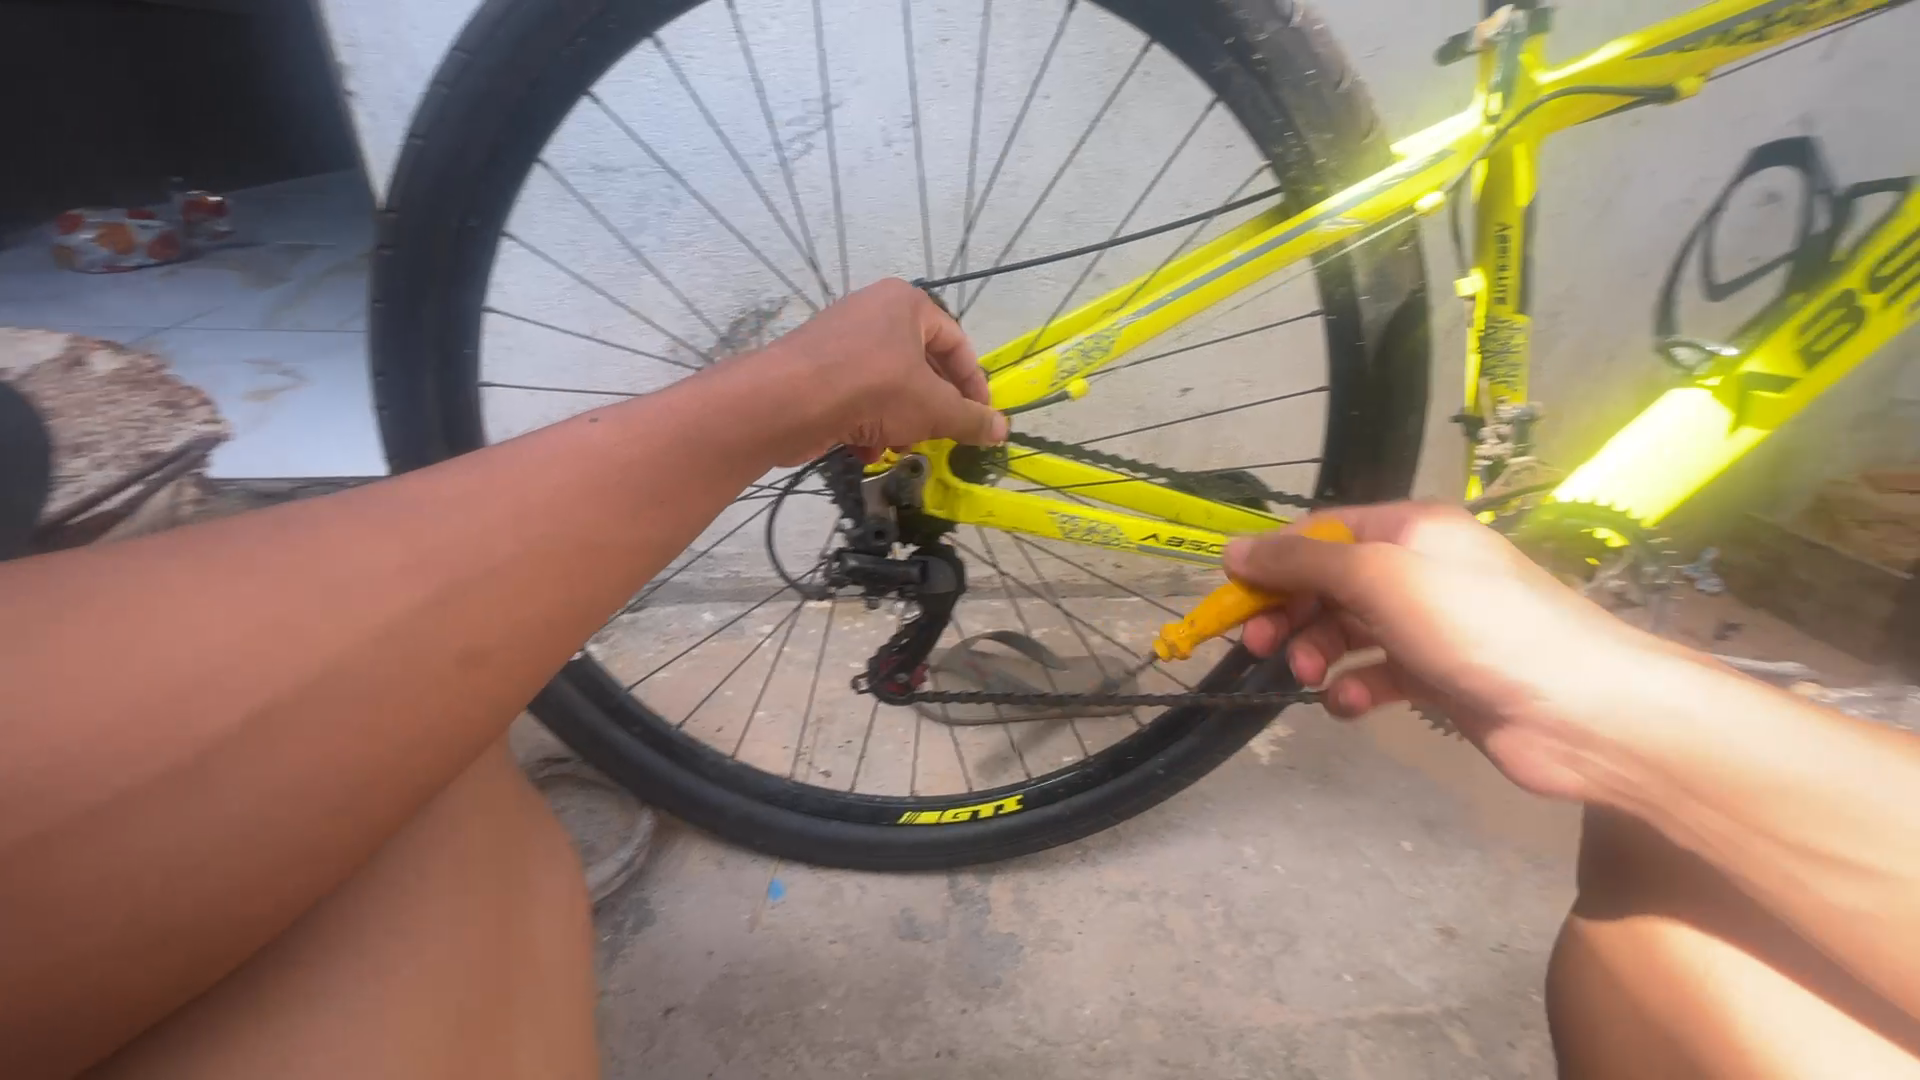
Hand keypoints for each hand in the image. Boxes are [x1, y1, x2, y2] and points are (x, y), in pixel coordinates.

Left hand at [760, 279, 1006, 462]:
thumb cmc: (872, 389)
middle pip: (921, 367)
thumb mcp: (933, 407)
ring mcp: (841, 343)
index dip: (973, 383)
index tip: (980, 419)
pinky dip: (867, 426)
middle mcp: (873, 314)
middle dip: (931, 410)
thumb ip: (970, 419)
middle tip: (940, 438)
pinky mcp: (817, 372)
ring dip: (900, 423)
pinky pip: (857, 397)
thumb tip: (1002, 430)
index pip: (956, 342)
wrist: (786, 402)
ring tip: (899, 447)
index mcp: (906, 304)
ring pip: (889, 388)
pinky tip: (865, 450)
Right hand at [1224, 502, 1681, 800]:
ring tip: (1309, 677)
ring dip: (1317, 652)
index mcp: (1408, 530)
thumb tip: (1232, 550)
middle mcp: (1416, 570)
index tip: (1234, 595)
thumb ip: (1300, 562)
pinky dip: (1355, 687)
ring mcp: (1427, 625)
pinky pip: (1376, 673)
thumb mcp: (1377, 577)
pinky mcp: (1437, 676)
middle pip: (1327, 583)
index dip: (1273, 561)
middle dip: (1288, 613)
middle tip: (1257, 644)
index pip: (1321, 534)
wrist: (1584, 713)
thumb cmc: (1474, 624)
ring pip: (1346, 630)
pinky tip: (1349, 702)